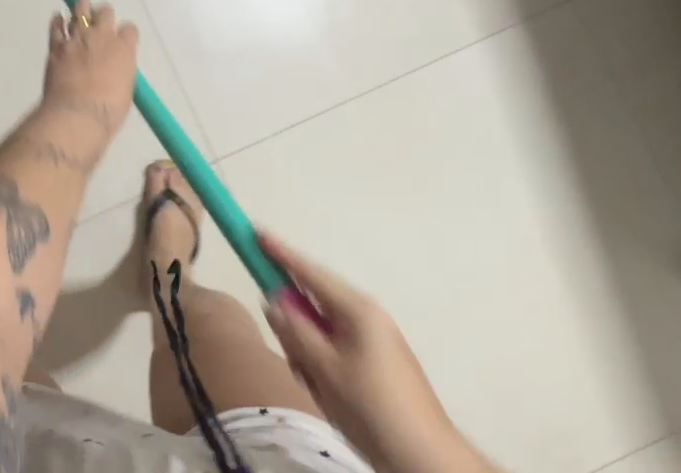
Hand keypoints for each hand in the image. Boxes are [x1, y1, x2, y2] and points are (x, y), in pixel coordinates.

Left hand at [43, 0, 138, 116]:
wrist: (78, 113)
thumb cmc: (109, 110)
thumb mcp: (125, 90)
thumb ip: (121, 73)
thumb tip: (115, 71)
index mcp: (124, 49)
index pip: (129, 29)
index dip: (126, 33)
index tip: (123, 38)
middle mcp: (102, 37)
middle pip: (105, 12)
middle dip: (104, 14)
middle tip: (101, 16)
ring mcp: (78, 39)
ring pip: (80, 11)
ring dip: (81, 5)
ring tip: (81, 0)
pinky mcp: (57, 46)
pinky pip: (57, 27)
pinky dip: (58, 21)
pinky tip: (58, 17)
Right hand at [260, 232, 495, 472]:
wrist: (425, 457)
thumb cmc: (373, 407)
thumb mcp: (325, 369)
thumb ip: (295, 331)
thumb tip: (272, 299)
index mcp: (356, 309)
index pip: (309, 271)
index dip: (280, 252)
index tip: (254, 231)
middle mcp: (365, 315)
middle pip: (312, 303)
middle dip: (295, 326)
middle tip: (296, 359)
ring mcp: (371, 338)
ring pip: (320, 330)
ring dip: (308, 353)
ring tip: (317, 386)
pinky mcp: (373, 360)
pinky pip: (333, 349)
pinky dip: (322, 365)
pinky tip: (329, 394)